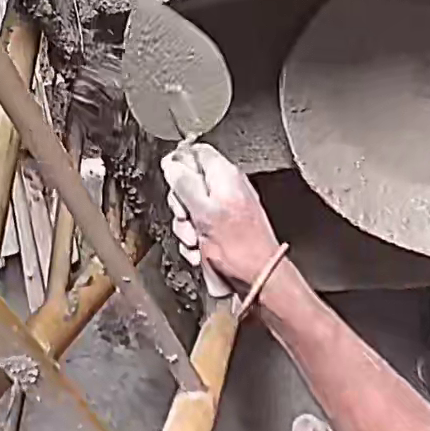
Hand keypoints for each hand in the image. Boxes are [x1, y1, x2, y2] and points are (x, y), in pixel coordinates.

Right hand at [161, 143, 281, 288]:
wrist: (259, 278)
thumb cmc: (239, 246)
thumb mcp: (204, 211)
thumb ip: (185, 184)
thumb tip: (171, 164)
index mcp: (225, 176)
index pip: (197, 152)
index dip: (179, 162)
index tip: (170, 179)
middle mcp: (225, 188)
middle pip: (187, 183)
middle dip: (179, 205)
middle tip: (184, 219)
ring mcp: (223, 209)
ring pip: (189, 209)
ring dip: (185, 228)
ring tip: (195, 242)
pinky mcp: (221, 228)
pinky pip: (197, 228)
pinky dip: (194, 241)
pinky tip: (200, 252)